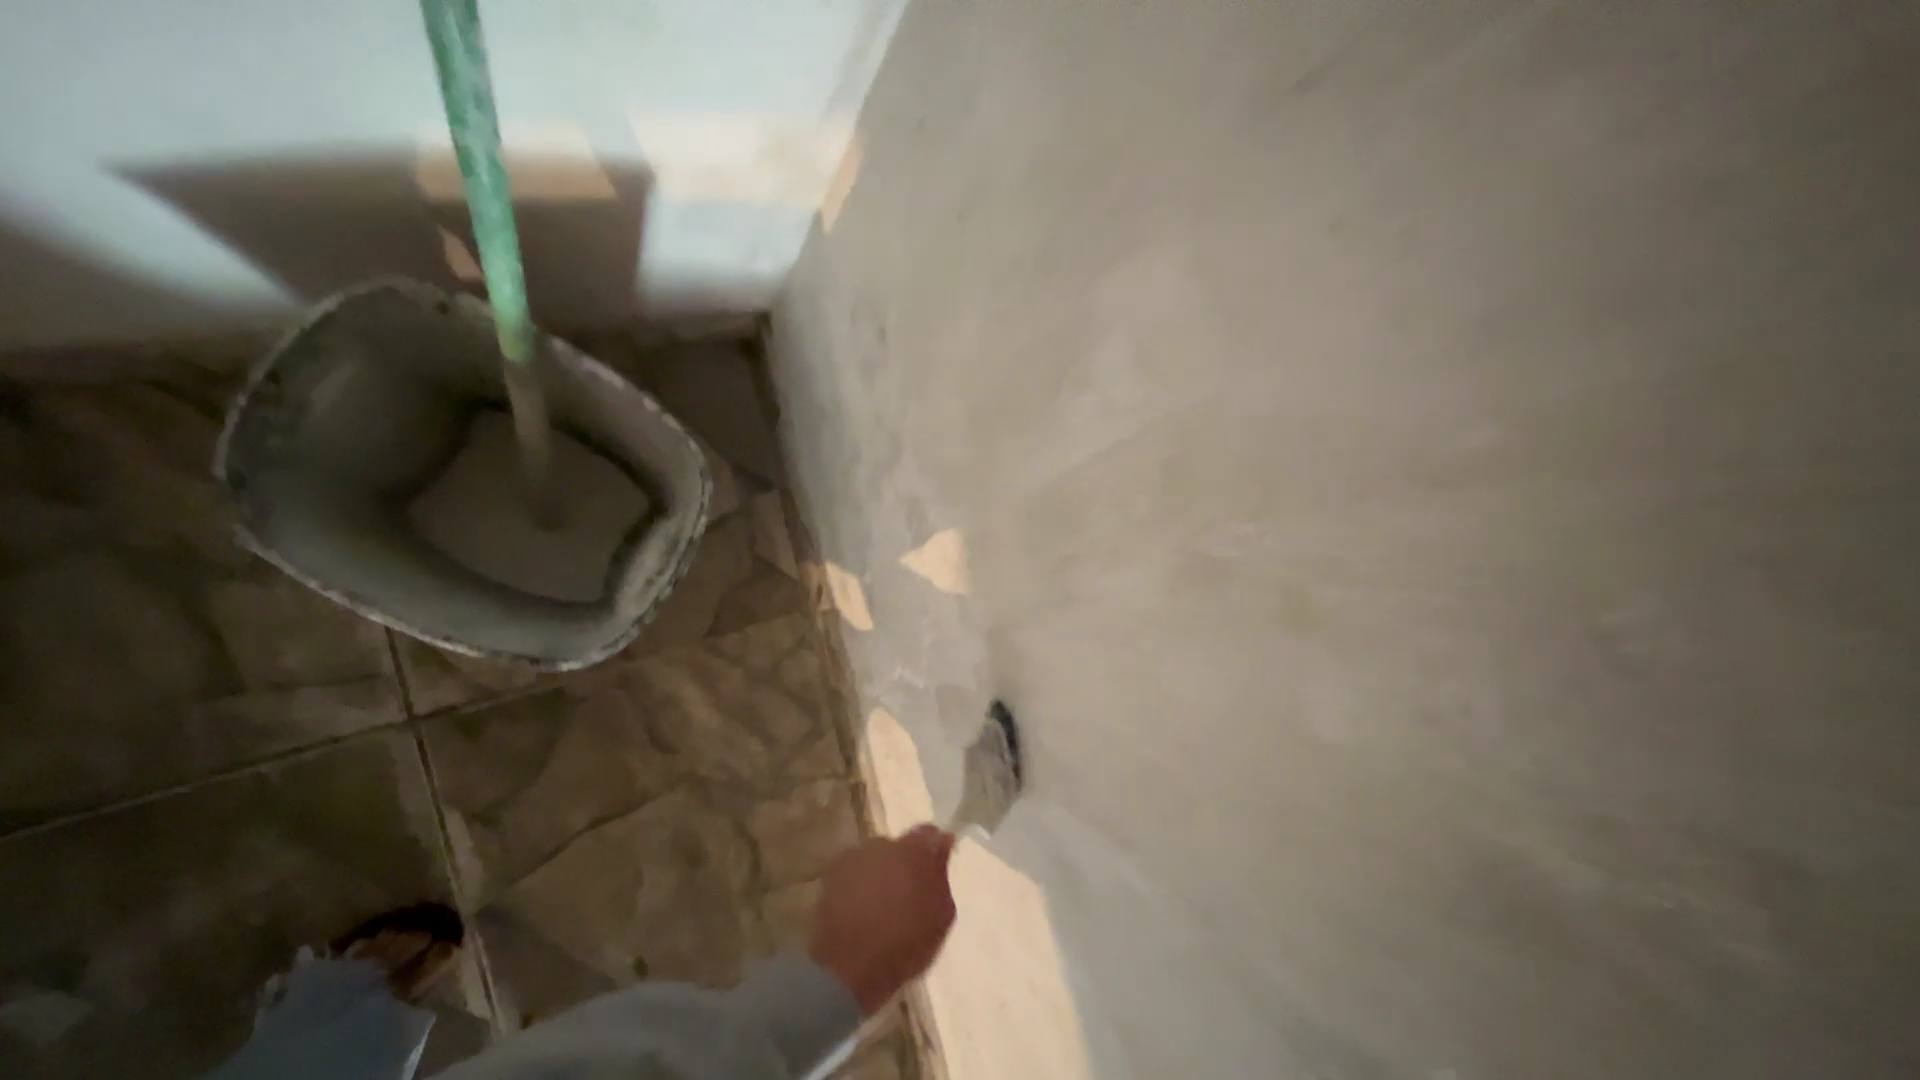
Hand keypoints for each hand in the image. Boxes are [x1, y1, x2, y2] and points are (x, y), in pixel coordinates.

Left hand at [808, 824, 957, 1014]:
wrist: (847, 970)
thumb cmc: (903, 945)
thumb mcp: (941, 916)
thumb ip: (941, 875)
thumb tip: (942, 846)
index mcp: (912, 850)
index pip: (929, 834)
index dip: (935, 848)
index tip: (938, 865)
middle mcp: (880, 844)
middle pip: (899, 846)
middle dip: (905, 862)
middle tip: (910, 892)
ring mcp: (851, 858)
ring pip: (875, 859)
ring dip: (881, 873)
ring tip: (883, 904)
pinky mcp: (829, 876)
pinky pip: (854, 873)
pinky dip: (860, 884)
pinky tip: (862, 909)